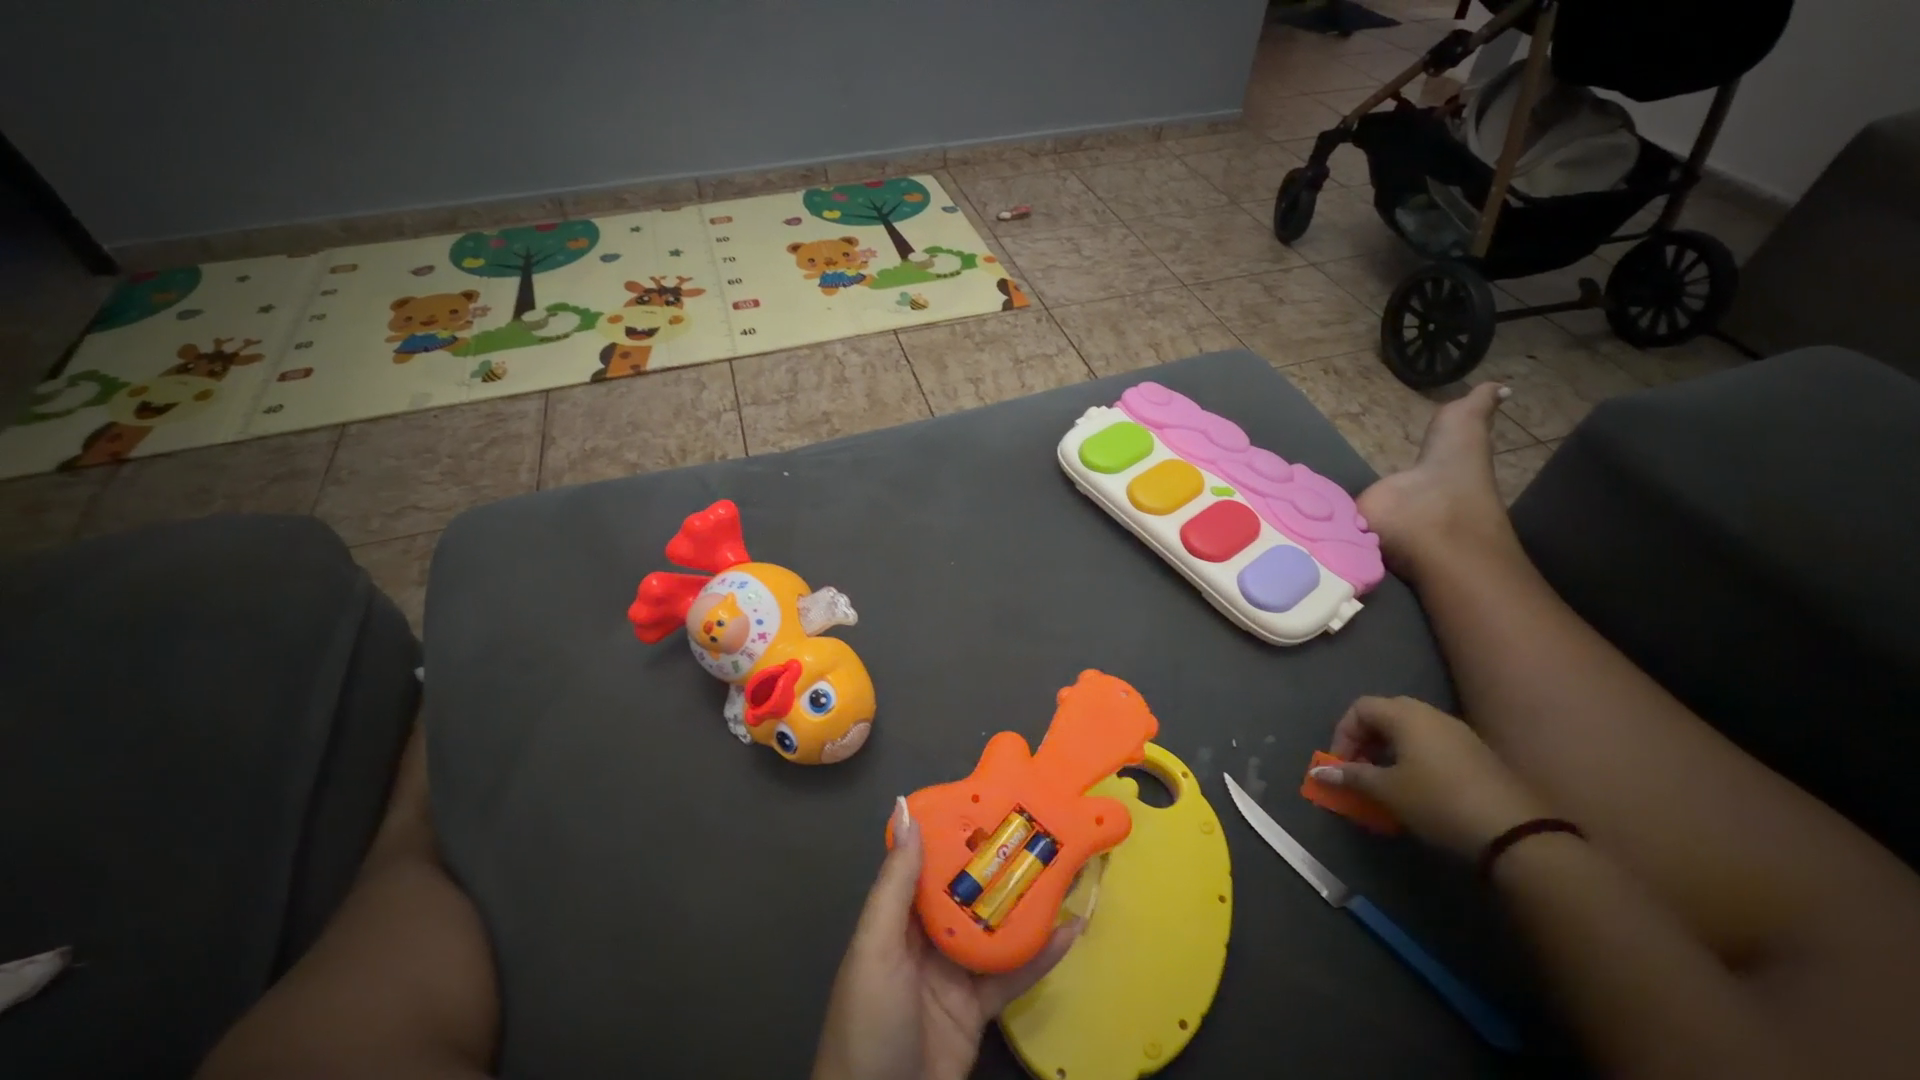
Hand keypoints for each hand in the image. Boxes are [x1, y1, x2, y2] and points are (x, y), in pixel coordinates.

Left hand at [812, 798, 1080, 1079]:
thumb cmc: (869, 1021)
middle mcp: (925, 939)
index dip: (957, 832)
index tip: (992, 798)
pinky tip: (1070, 931)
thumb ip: (896, 883)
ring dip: (1029, 904)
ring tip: (1067, 869)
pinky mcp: (979, 1008)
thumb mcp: (877, 948)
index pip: (928, 864)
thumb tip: (905, 810)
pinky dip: (1041, 954)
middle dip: (1001, 864)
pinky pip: (1014, 973)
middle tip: (1042, 829)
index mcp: (895, 919)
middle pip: (968, 893)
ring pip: (997, 928)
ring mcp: (954, 974)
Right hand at [1316, 696, 1550, 857]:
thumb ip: (1352, 777)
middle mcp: (1431, 715)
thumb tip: (1319, 773)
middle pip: (1385, 715)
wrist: (1511, 830)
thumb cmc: (1437, 801)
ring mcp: (1457, 732)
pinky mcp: (1474, 753)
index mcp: (1406, 715)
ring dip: (1388, 752)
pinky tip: (1415, 789)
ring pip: (1410, 731)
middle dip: (1364, 741)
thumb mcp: (1387, 791)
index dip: (1343, 734)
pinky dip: (1412, 759)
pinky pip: (1431, 745)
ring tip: (1383, 783)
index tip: (1341, 766)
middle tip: (1358, 771)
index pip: (1361, 708)